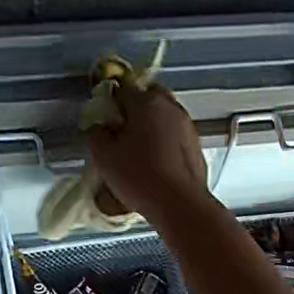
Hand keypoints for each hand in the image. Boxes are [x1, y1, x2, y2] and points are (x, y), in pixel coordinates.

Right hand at [86, 84, 211, 222]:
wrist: (181, 204)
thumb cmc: (140, 178)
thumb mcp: (105, 159)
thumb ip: (96, 136)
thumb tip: (98, 127)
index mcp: (145, 102)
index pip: (123, 89)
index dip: (111, 103)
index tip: (106, 121)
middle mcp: (170, 107)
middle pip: (149, 97)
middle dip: (136, 109)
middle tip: (124, 132)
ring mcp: (187, 126)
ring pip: (166, 116)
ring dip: (154, 125)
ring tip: (142, 150)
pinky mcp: (197, 147)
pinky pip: (177, 136)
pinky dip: (167, 142)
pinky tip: (159, 163)